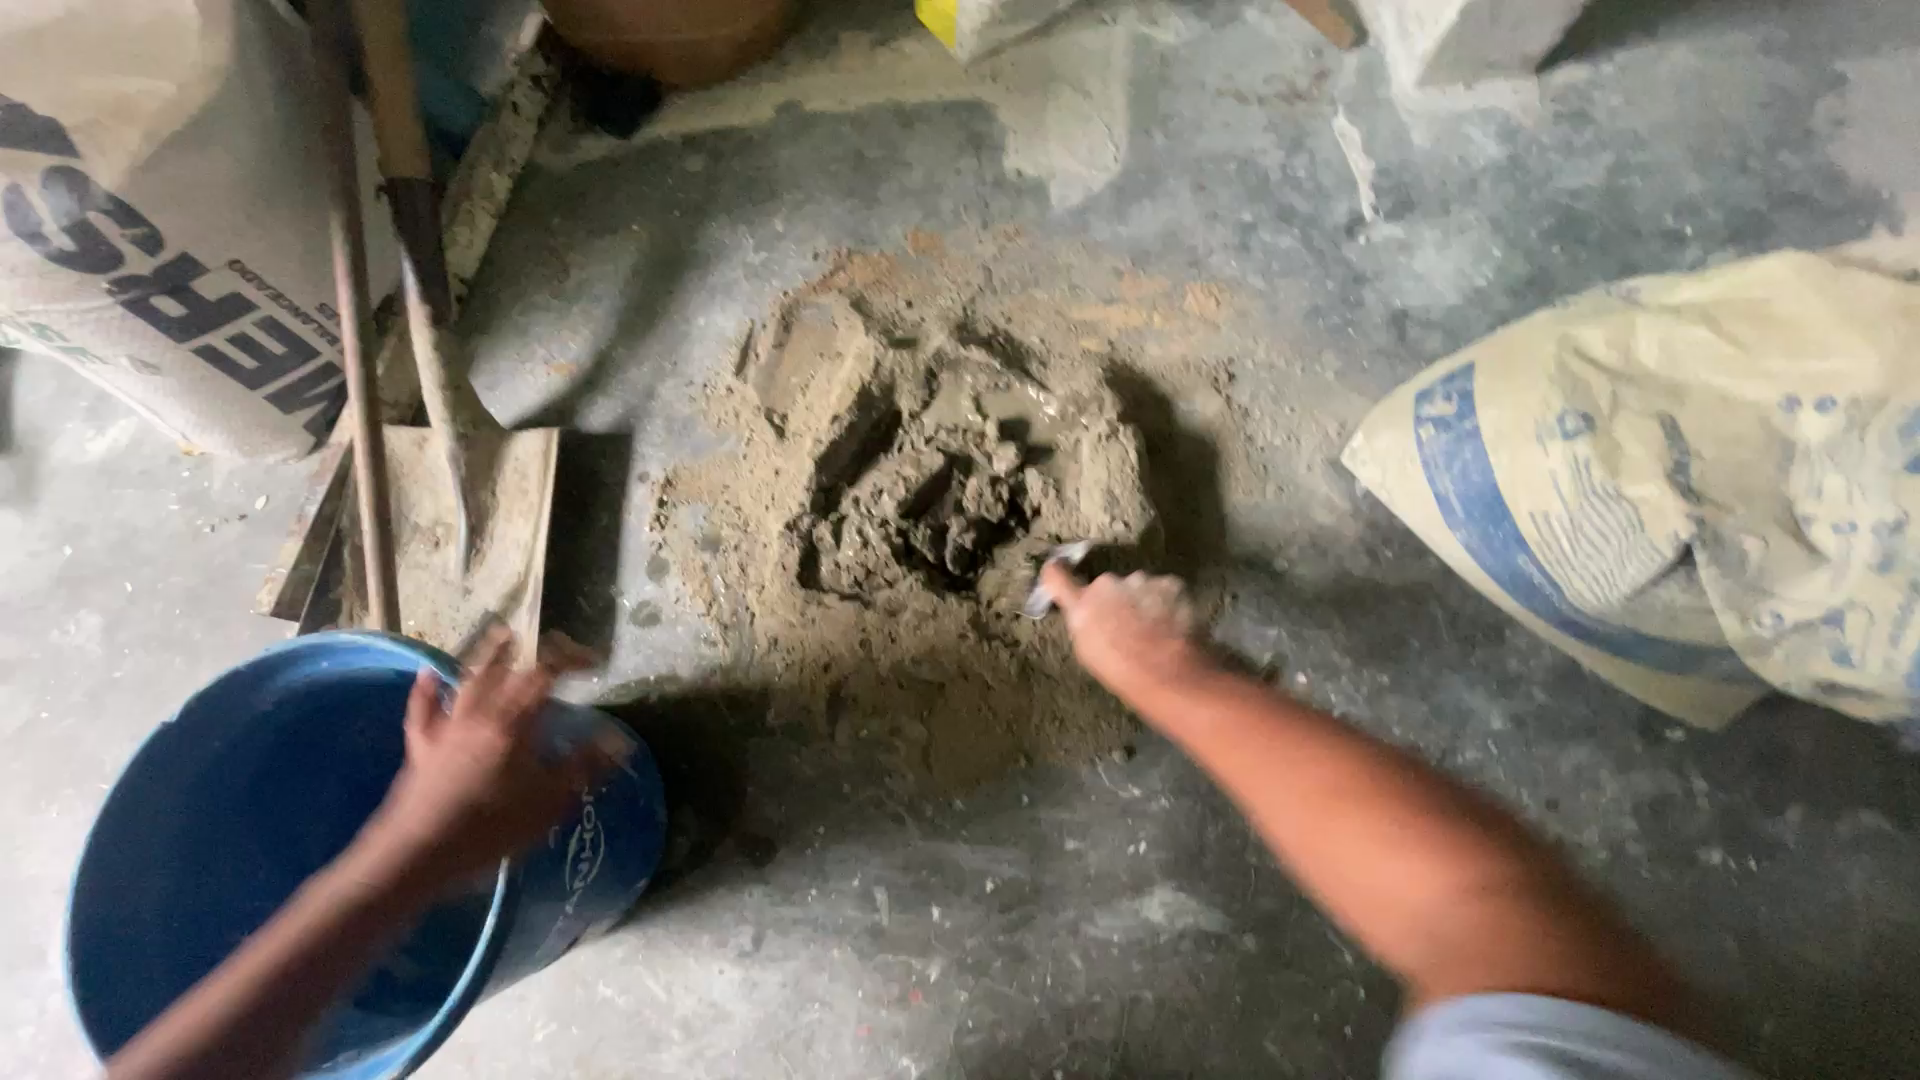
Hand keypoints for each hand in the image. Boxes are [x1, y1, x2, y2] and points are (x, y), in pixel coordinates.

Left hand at [350, 628, 621, 896]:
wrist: (415, 856)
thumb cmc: (490, 828)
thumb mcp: (549, 801)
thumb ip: (585, 767)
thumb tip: (620, 741)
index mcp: (515, 723)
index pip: (547, 675)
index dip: (572, 660)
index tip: (595, 661)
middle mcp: (481, 716)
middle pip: (506, 670)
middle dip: (531, 650)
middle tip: (550, 638)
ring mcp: (447, 730)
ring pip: (469, 682)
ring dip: (487, 657)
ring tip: (501, 636)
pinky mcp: (422, 748)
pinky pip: (423, 711)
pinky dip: (427, 690)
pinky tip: (429, 675)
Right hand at [1040, 562, 1213, 702]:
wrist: (1168, 673)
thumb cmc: (1122, 670)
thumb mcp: (1087, 651)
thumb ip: (1083, 621)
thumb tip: (1086, 611)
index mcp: (1082, 603)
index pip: (1056, 574)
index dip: (1056, 572)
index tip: (1058, 570)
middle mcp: (1107, 583)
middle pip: (1107, 585)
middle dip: (1114, 599)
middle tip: (1126, 625)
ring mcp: (1141, 580)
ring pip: (1138, 587)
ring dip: (1141, 601)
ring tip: (1154, 629)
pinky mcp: (1170, 583)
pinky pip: (1165, 589)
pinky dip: (1167, 603)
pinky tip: (1173, 625)